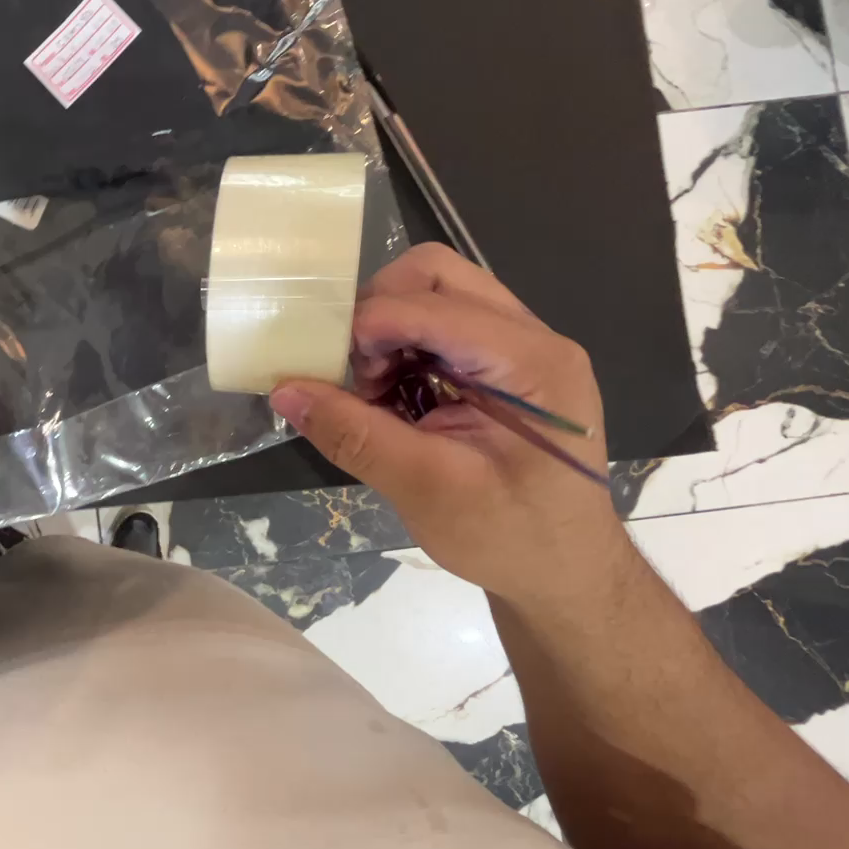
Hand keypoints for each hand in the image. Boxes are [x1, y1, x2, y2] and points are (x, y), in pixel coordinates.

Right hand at [267, 244, 631, 599]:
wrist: (564, 573)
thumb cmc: (510, 536)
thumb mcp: (425, 490)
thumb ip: (354, 435)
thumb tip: (284, 391)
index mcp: (530, 361)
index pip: (430, 304)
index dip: (366, 330)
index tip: (331, 380)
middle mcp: (529, 338)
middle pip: (434, 275)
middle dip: (376, 314)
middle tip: (358, 375)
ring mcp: (515, 348)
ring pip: (431, 294)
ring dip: (385, 332)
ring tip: (374, 393)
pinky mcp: (497, 366)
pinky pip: (435, 327)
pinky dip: (398, 350)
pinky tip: (391, 399)